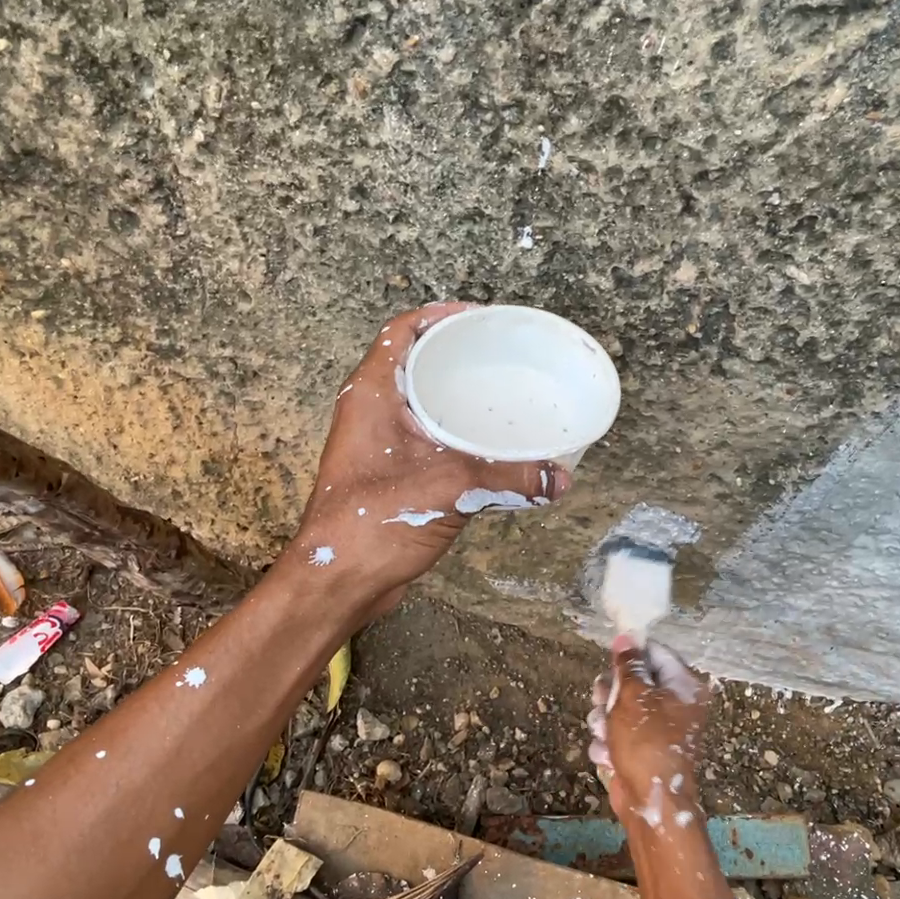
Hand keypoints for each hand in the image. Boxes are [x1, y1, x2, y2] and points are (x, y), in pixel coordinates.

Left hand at [284, 303, 570, 604]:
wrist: (338, 582)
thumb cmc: (372, 525)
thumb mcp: (449, 488)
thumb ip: (509, 479)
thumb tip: (560, 478)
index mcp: (372, 395)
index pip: (401, 332)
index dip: (438, 315)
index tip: (479, 317)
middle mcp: (371, 413)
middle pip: (415, 364)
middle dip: (455, 355)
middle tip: (500, 356)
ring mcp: (380, 446)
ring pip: (423, 406)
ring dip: (457, 399)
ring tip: (503, 397)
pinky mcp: (391, 476)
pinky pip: (430, 442)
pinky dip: (458, 437)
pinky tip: (491, 448)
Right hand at [589, 636, 712, 831]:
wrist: (650, 803)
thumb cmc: (646, 742)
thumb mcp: (634, 695)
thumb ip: (628, 664)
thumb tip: (627, 636)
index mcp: (684, 687)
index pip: (655, 653)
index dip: (629, 655)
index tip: (608, 659)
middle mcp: (675, 705)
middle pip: (633, 680)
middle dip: (611, 693)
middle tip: (603, 701)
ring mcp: (657, 729)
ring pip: (618, 708)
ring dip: (604, 720)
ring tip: (606, 733)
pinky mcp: (640, 750)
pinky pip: (617, 734)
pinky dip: (609, 743)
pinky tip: (610, 754)